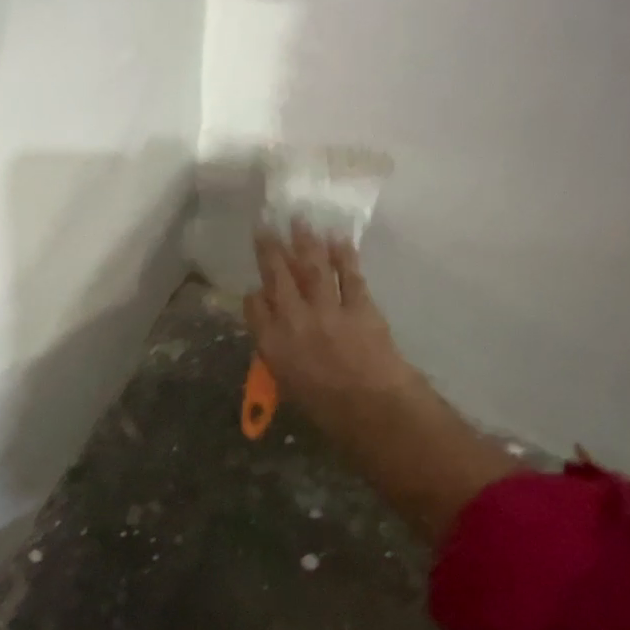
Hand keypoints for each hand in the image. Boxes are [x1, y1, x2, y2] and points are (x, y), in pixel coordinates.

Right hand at [243, 223, 419, 413]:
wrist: (375, 410)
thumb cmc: (329, 410)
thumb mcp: (288, 385)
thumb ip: (280, 355)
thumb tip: (280, 334)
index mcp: (271, 343)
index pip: (253, 307)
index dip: (254, 294)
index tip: (255, 285)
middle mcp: (293, 320)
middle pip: (277, 277)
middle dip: (270, 250)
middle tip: (266, 226)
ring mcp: (327, 310)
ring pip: (312, 268)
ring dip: (305, 241)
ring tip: (300, 219)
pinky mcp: (360, 307)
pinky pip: (349, 275)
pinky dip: (343, 256)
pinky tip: (338, 240)